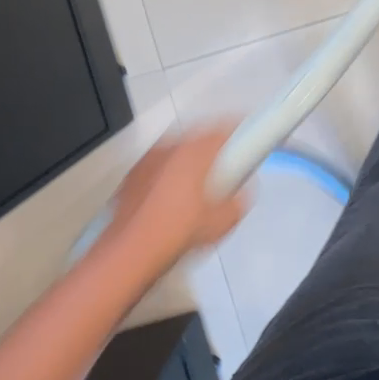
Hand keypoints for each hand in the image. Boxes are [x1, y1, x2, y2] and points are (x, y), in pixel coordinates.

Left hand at [101, 126, 248, 272]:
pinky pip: (157, 166)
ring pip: (176, 150)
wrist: (130, 254)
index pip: (225, 125)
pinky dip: (166, 174)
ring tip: (195, 186)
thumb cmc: (179, 232)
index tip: (248, 141)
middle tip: (223, 167)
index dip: (240, 130)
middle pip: (199, 135)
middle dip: (213, 147)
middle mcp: (171, 146)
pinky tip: (169, 200)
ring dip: (188, 160)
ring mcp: (148, 160)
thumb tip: (239, 193)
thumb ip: (239, 200)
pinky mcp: (131, 176)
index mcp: (197, 150)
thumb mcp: (224, 221)